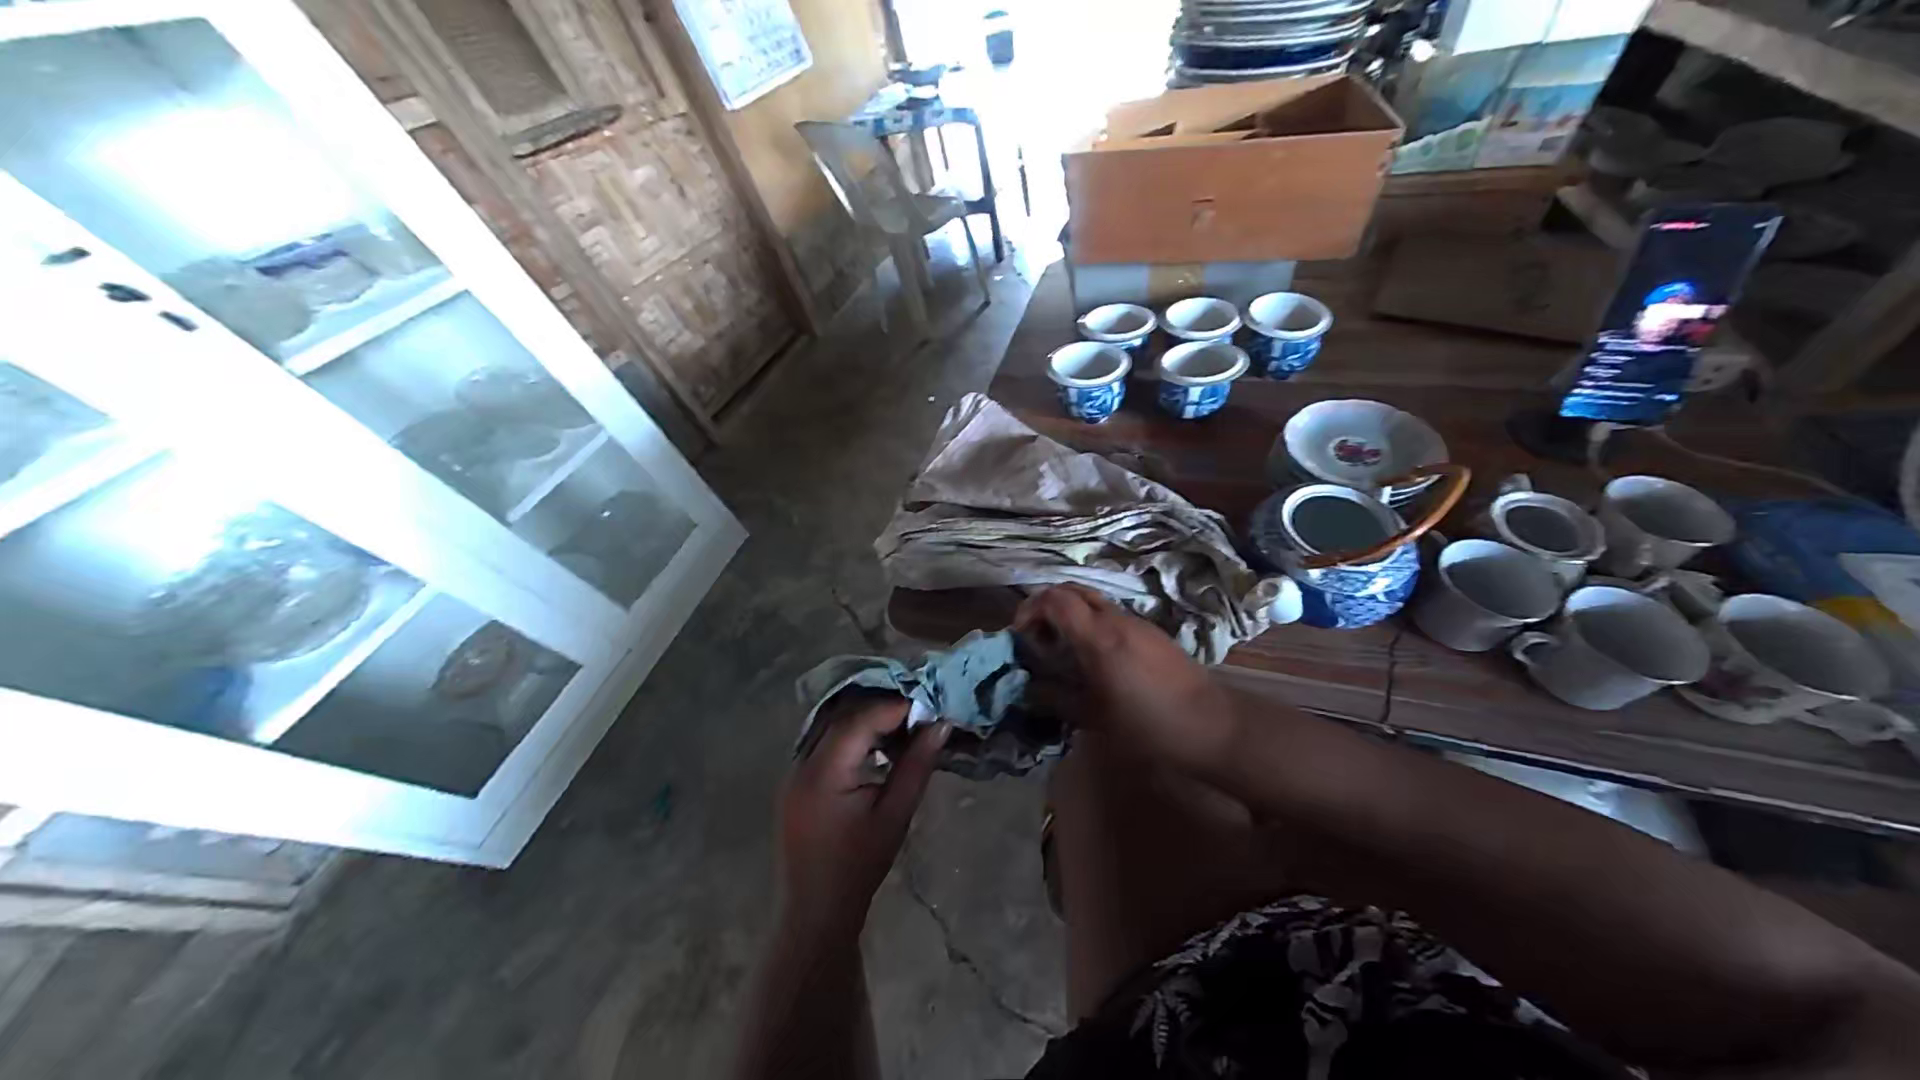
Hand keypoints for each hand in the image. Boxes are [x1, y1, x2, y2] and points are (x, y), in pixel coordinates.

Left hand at [779, 695, 948, 935]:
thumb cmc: (859, 867)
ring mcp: (792, 771)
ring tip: (901, 726)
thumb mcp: (895, 816)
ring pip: (830, 727)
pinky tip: (875, 746)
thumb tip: (940, 725)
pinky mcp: (795, 781)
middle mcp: (800, 763)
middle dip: (879, 708)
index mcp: (822, 772)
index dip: (893, 707)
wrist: (816, 911)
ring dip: (864, 721)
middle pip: (840, 717)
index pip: (859, 720)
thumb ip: (916, 766)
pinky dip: (850, 737)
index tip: (927, 706)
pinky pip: (823, 744)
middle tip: (917, 712)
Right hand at [1015, 584, 1239, 773]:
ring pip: (1094, 600)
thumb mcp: (1094, 719)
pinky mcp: (1152, 633)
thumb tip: (1029, 686)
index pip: (1054, 599)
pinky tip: (1094, 657)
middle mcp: (1117, 619)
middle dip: (1046, 606)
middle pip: (1072, 590)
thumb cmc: (1148, 726)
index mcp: (1098, 637)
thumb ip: (1057, 698)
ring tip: (1062, 649)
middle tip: (1037, 636)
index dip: (1029, 609)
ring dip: (1070, 614)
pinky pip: (1112, 615)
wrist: (1213, 726)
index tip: (1020, 635)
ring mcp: (1138, 623)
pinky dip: (1092, 623)